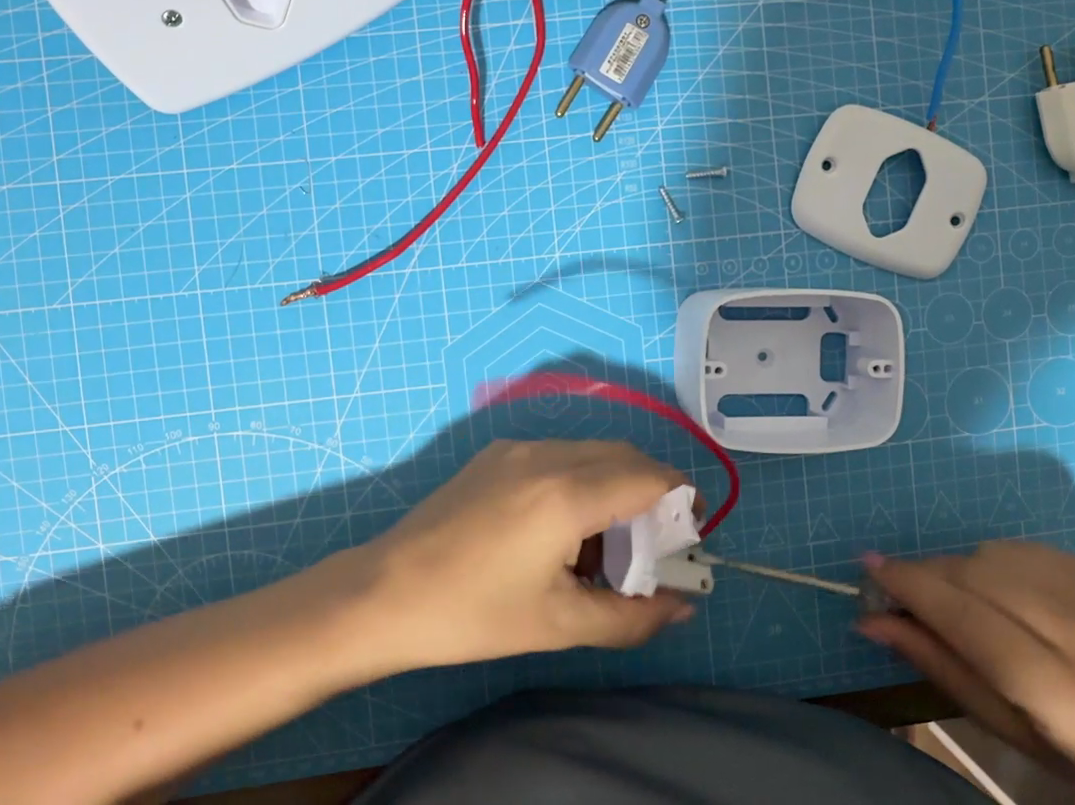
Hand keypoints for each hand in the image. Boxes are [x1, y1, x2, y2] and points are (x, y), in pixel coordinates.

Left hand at [347, 439, 691, 672]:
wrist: (383, 593)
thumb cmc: (473, 614)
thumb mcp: (560, 624)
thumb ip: (632, 616)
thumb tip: (683, 605)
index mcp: (567, 493)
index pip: (651, 476)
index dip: (683, 501)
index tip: (692, 536)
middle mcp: (546, 455)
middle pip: (625, 457)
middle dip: (652, 495)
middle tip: (653, 549)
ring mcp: (515, 450)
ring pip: (590, 453)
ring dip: (614, 488)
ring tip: (605, 550)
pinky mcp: (492, 456)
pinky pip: (556, 457)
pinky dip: (579, 482)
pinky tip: (563, 532)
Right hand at [859, 542, 1074, 794]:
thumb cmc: (1069, 746)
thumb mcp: (996, 721)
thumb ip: (933, 662)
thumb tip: (871, 619)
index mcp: (1061, 691)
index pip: (972, 622)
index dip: (915, 589)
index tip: (869, 567)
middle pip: (980, 578)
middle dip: (930, 576)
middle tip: (903, 589)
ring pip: (997, 555)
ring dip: (962, 569)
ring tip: (962, 598)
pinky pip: (1025, 548)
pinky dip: (996, 562)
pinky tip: (1004, 591)